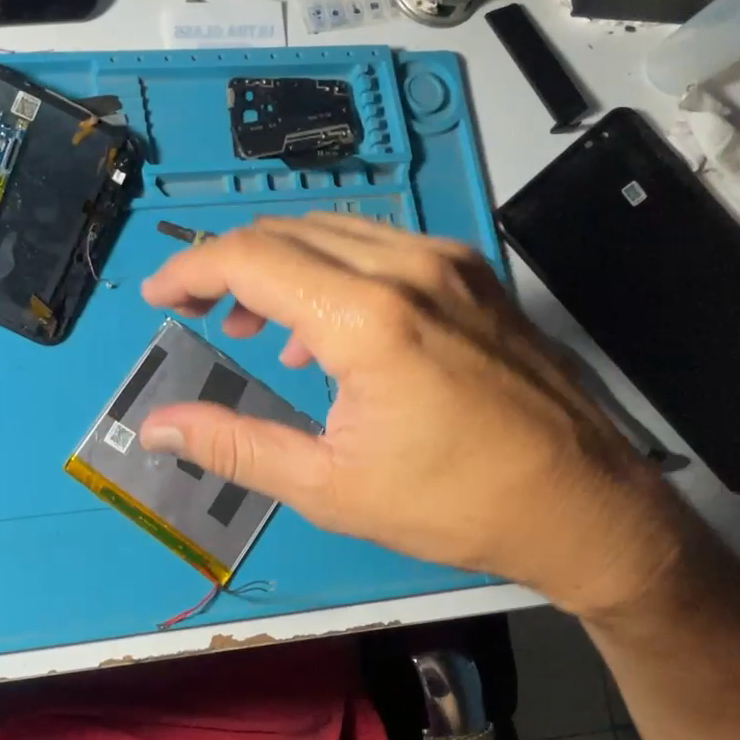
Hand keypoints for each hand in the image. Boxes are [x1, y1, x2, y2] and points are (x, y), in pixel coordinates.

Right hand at [138, 213, 702, 615]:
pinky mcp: (470, 275)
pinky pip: (376, 247)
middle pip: (286, 233)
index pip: (252, 260)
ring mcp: (448, 264)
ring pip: (331, 231)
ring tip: (243, 321)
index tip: (157, 296)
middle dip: (224, 263)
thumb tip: (156, 429)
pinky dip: (324, 271)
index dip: (190, 271)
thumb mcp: (326, 487)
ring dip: (273, 265)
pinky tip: (314, 330)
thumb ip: (233, 446)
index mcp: (367, 320)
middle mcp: (409, 269)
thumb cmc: (451, 505)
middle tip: (190, 308)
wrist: (583, 507)